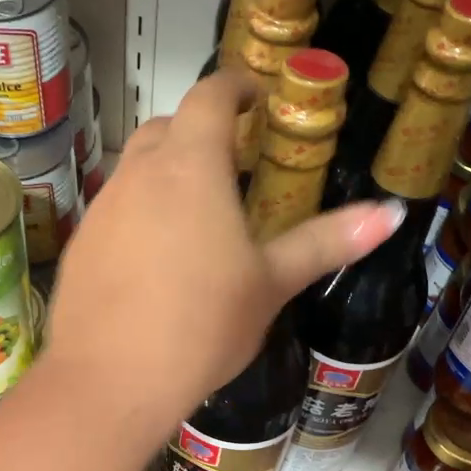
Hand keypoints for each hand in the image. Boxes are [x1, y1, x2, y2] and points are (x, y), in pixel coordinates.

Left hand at [42, 71, 404, 421]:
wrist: (111, 382)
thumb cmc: (202, 327)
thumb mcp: (271, 285)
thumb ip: (324, 243)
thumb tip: (391, 213)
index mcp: (191, 167)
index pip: (210, 96)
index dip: (235, 88)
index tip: (255, 100)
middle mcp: (138, 175)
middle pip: (167, 128)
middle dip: (198, 133)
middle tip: (229, 165)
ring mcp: (102, 211)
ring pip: (134, 172)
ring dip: (164, 177)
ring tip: (194, 218)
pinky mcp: (80, 249)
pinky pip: (113, 215)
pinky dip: (137, 219)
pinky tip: (153, 265)